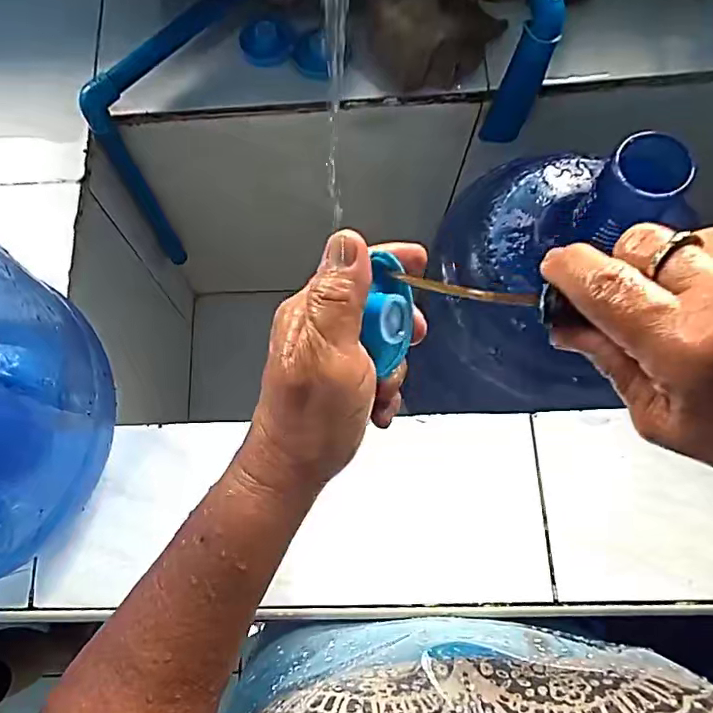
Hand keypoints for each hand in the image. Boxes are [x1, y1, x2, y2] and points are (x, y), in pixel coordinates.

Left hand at [241, 230, 427, 492]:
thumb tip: (348, 245)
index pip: (353, 265)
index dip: (388, 263)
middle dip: (396, 330)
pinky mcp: (336, 378)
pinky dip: (383, 388)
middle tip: (396, 352)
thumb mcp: (332, 352)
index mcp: (311, 312)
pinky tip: (376, 406)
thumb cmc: (309, 420)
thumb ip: (340, 297)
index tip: (417, 263)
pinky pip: (374, 368)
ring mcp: (327, 354)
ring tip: (379, 391)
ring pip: (379, 341)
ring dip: (391, 368)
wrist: (295, 467)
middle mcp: (317, 328)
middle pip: (374, 304)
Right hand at [539, 223, 712, 507]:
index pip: (605, 283)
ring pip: (702, 240)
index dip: (571, 269)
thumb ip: (615, 365)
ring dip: (697, 271)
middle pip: (645, 243)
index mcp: (689, 348)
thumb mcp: (672, 423)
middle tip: (654, 304)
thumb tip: (572, 324)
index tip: (560, 266)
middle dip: (633, 269)